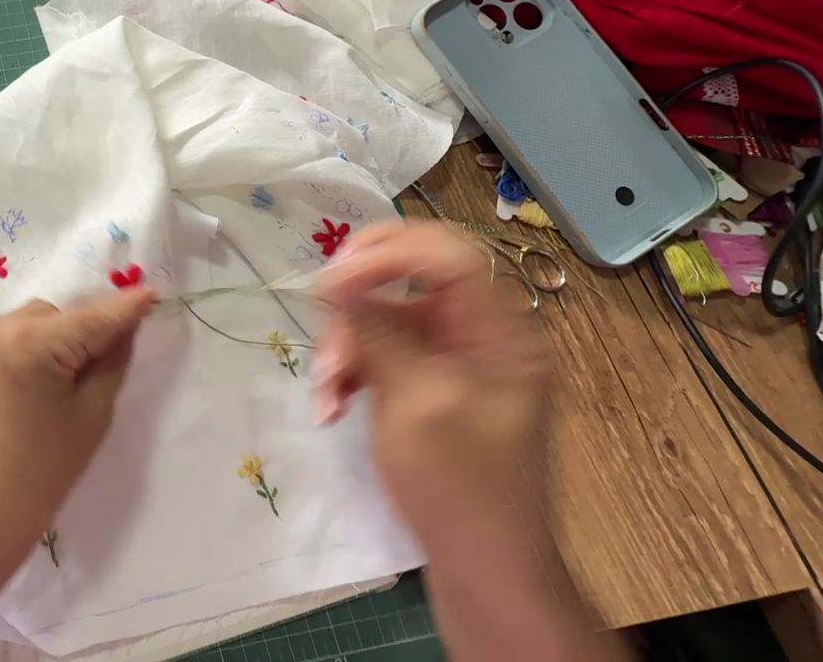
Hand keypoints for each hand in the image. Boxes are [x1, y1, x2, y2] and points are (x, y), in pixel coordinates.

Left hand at [0, 287, 155, 558]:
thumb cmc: (41, 474)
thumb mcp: (92, 415)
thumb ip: (111, 361)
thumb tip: (124, 326)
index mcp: (33, 343)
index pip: (93, 317)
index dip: (126, 307)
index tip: (153, 292)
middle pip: (62, 315)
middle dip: (86, 333)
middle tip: (100, 370)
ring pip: (36, 320)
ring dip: (57, 338)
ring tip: (63, 382)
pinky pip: (12, 332)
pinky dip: (31, 345)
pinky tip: (37, 381)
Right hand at [314, 223, 551, 553]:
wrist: (483, 569)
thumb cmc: (461, 488)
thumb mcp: (416, 402)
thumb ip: (378, 329)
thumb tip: (335, 275)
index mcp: (499, 331)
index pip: (444, 253)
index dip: (386, 251)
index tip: (331, 278)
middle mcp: (476, 332)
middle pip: (404, 281)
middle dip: (353, 308)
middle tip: (323, 331)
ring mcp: (449, 356)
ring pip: (380, 316)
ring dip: (343, 347)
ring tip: (326, 392)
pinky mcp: (423, 379)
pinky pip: (376, 350)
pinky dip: (349, 371)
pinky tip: (331, 403)